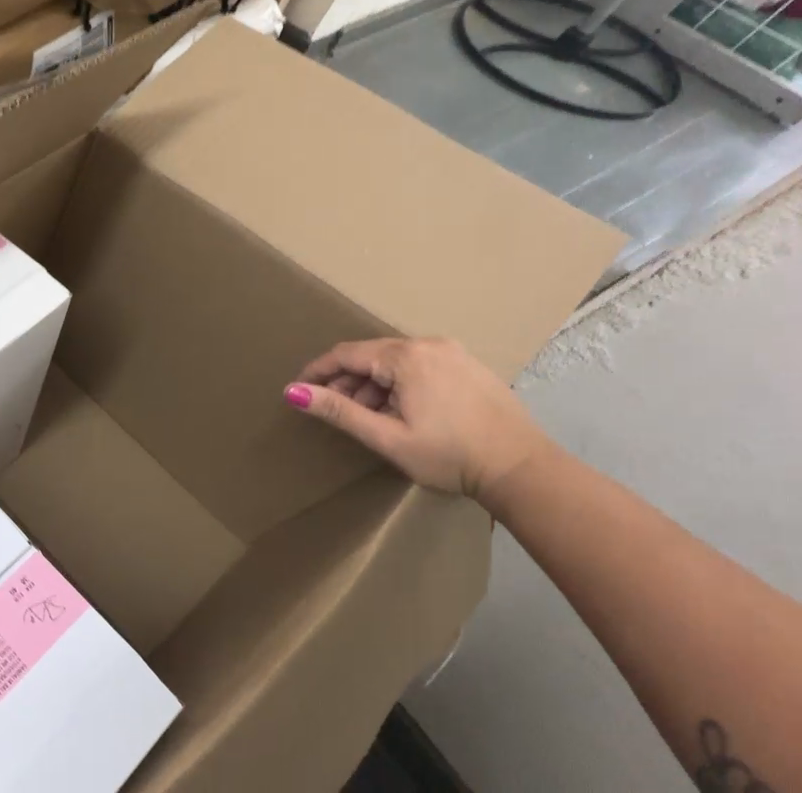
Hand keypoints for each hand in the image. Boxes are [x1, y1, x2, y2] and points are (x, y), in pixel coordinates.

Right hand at [286, 337, 554, 505]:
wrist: (524, 470)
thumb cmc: (450, 456)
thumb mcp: (386, 437)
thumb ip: (338, 410)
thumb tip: (292, 392)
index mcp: (406, 357)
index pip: (344, 354)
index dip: (316, 371)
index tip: (297, 391)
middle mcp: (429, 345)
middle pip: (370, 355)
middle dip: (346, 381)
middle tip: (336, 411)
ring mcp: (454, 353)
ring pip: (394, 361)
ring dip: (373, 384)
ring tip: (371, 417)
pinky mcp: (469, 366)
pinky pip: (419, 365)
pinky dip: (400, 383)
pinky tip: (403, 411)